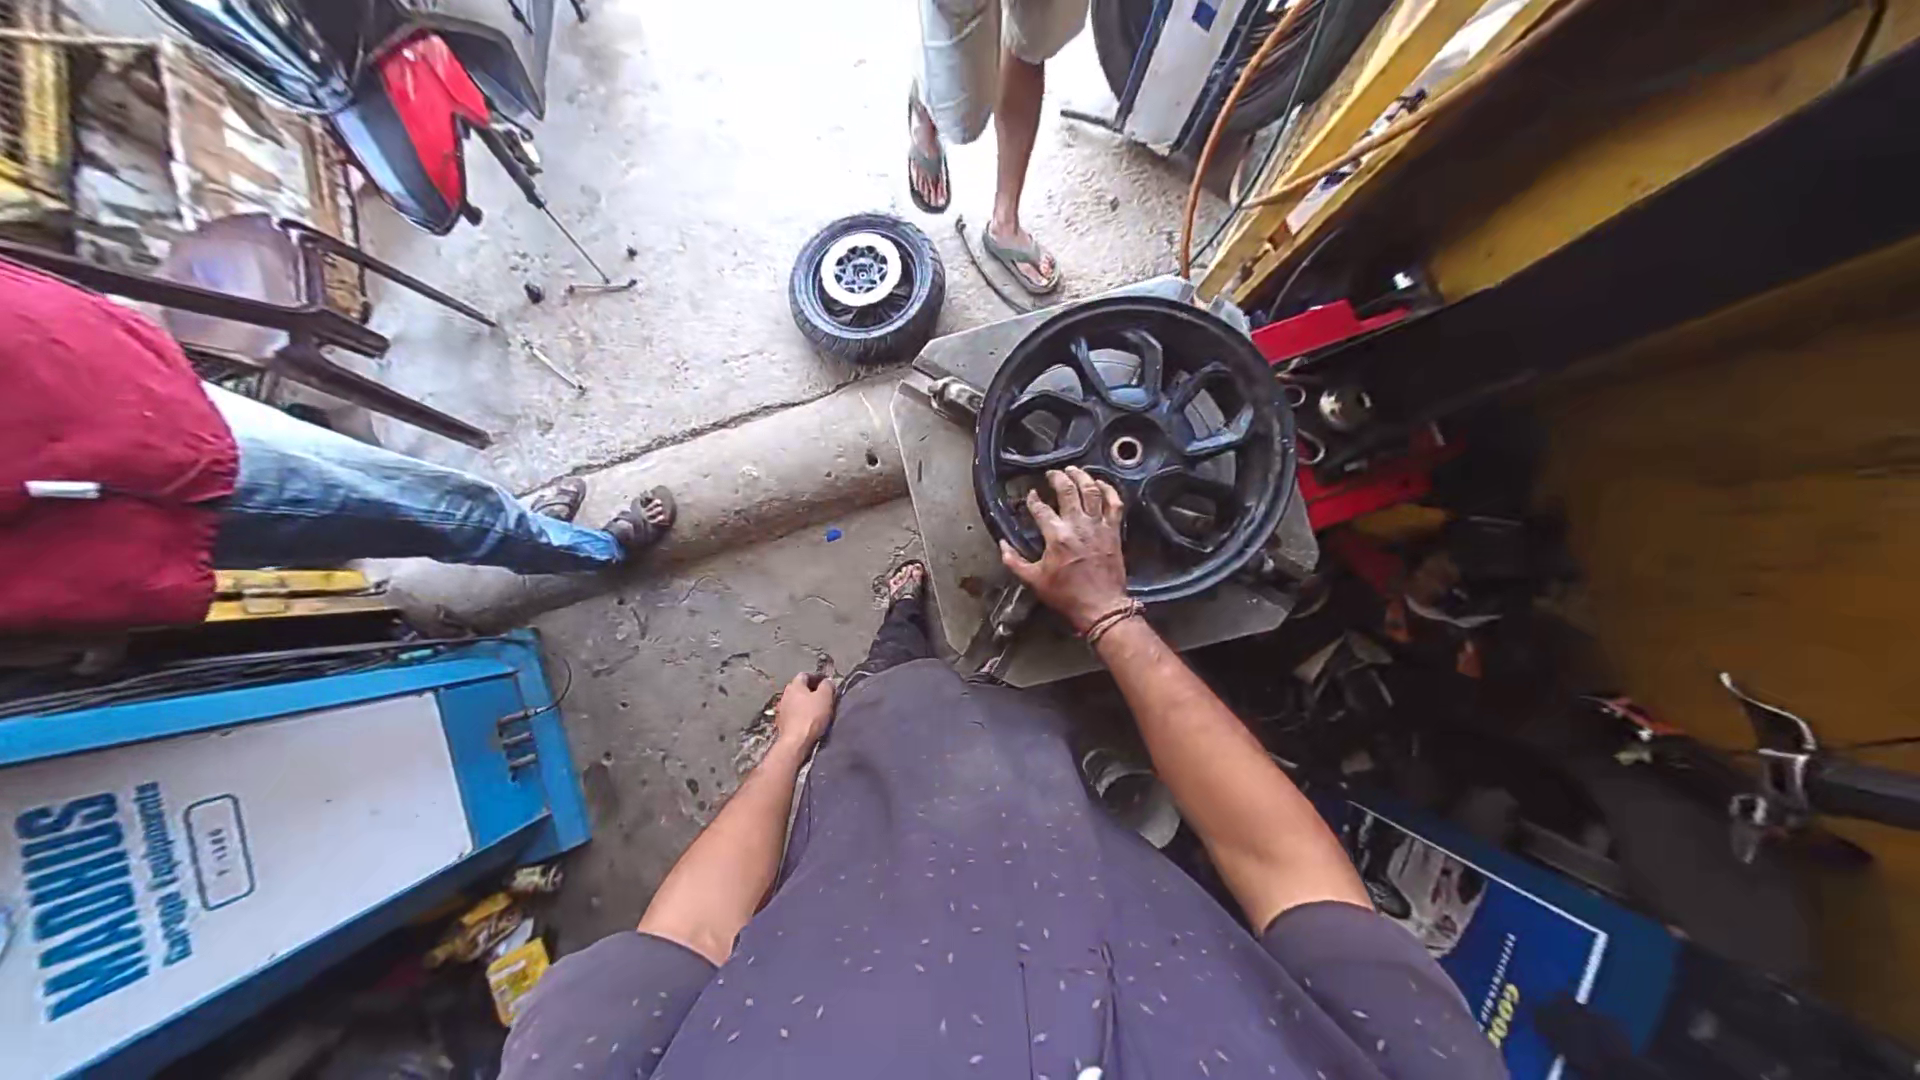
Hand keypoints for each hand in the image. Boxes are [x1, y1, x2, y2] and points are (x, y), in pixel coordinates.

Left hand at [772, 673, 834, 751]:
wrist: (796, 742)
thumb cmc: (811, 716)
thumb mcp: (825, 697)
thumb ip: (827, 685)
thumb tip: (827, 681)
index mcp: (795, 685)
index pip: (805, 675)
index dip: (817, 677)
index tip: (826, 684)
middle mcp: (785, 694)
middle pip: (799, 688)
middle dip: (810, 690)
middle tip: (823, 696)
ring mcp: (781, 709)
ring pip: (795, 701)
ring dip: (804, 703)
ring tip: (816, 709)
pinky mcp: (781, 723)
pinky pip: (793, 713)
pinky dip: (800, 714)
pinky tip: (807, 720)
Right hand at [999, 466, 1131, 633]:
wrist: (1101, 607)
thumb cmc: (1067, 595)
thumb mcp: (1034, 580)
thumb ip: (1014, 561)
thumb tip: (1002, 545)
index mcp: (1056, 536)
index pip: (1041, 508)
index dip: (1033, 499)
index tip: (1031, 495)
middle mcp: (1078, 526)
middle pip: (1068, 490)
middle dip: (1057, 477)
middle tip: (1051, 474)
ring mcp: (1098, 526)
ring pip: (1091, 491)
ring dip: (1081, 477)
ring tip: (1073, 470)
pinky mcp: (1114, 531)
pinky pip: (1114, 503)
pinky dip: (1108, 490)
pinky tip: (1100, 483)